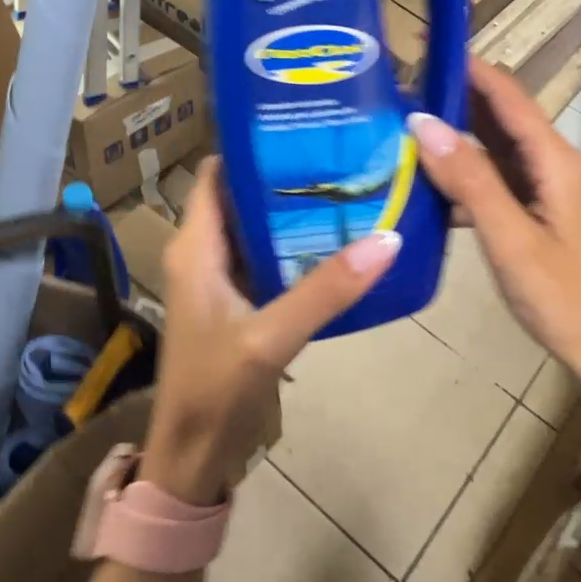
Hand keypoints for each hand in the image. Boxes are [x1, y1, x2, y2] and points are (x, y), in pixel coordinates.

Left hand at [142, 157, 400, 505]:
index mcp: (195, 246)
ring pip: (257, 226)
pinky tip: (337, 242)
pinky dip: (296, 245)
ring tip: (349, 188)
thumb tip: (389, 239)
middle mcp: (202, 252)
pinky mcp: (236, 301)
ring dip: (294, 211)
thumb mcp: (271, 337)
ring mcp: (219, 278)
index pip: (218, 172)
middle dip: (287, 175)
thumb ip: (327, 290)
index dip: (254, 146)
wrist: (191, 455)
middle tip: (344, 155)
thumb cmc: (215, 390)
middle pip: (242, 194)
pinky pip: (267, 258)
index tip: (305, 126)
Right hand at [406, 58, 580, 390]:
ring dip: (454, 137)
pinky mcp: (536, 212)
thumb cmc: (563, 298)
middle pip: (500, 115)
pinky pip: (495, 179)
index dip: (468, 67)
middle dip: (453, 99)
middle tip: (396, 92)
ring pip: (494, 148)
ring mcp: (545, 189)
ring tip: (400, 130)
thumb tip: (423, 122)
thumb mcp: (511, 239)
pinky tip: (427, 185)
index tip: (421, 49)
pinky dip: (463, 175)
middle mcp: (553, 164)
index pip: (508, 94)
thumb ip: (470, 180)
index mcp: (555, 160)